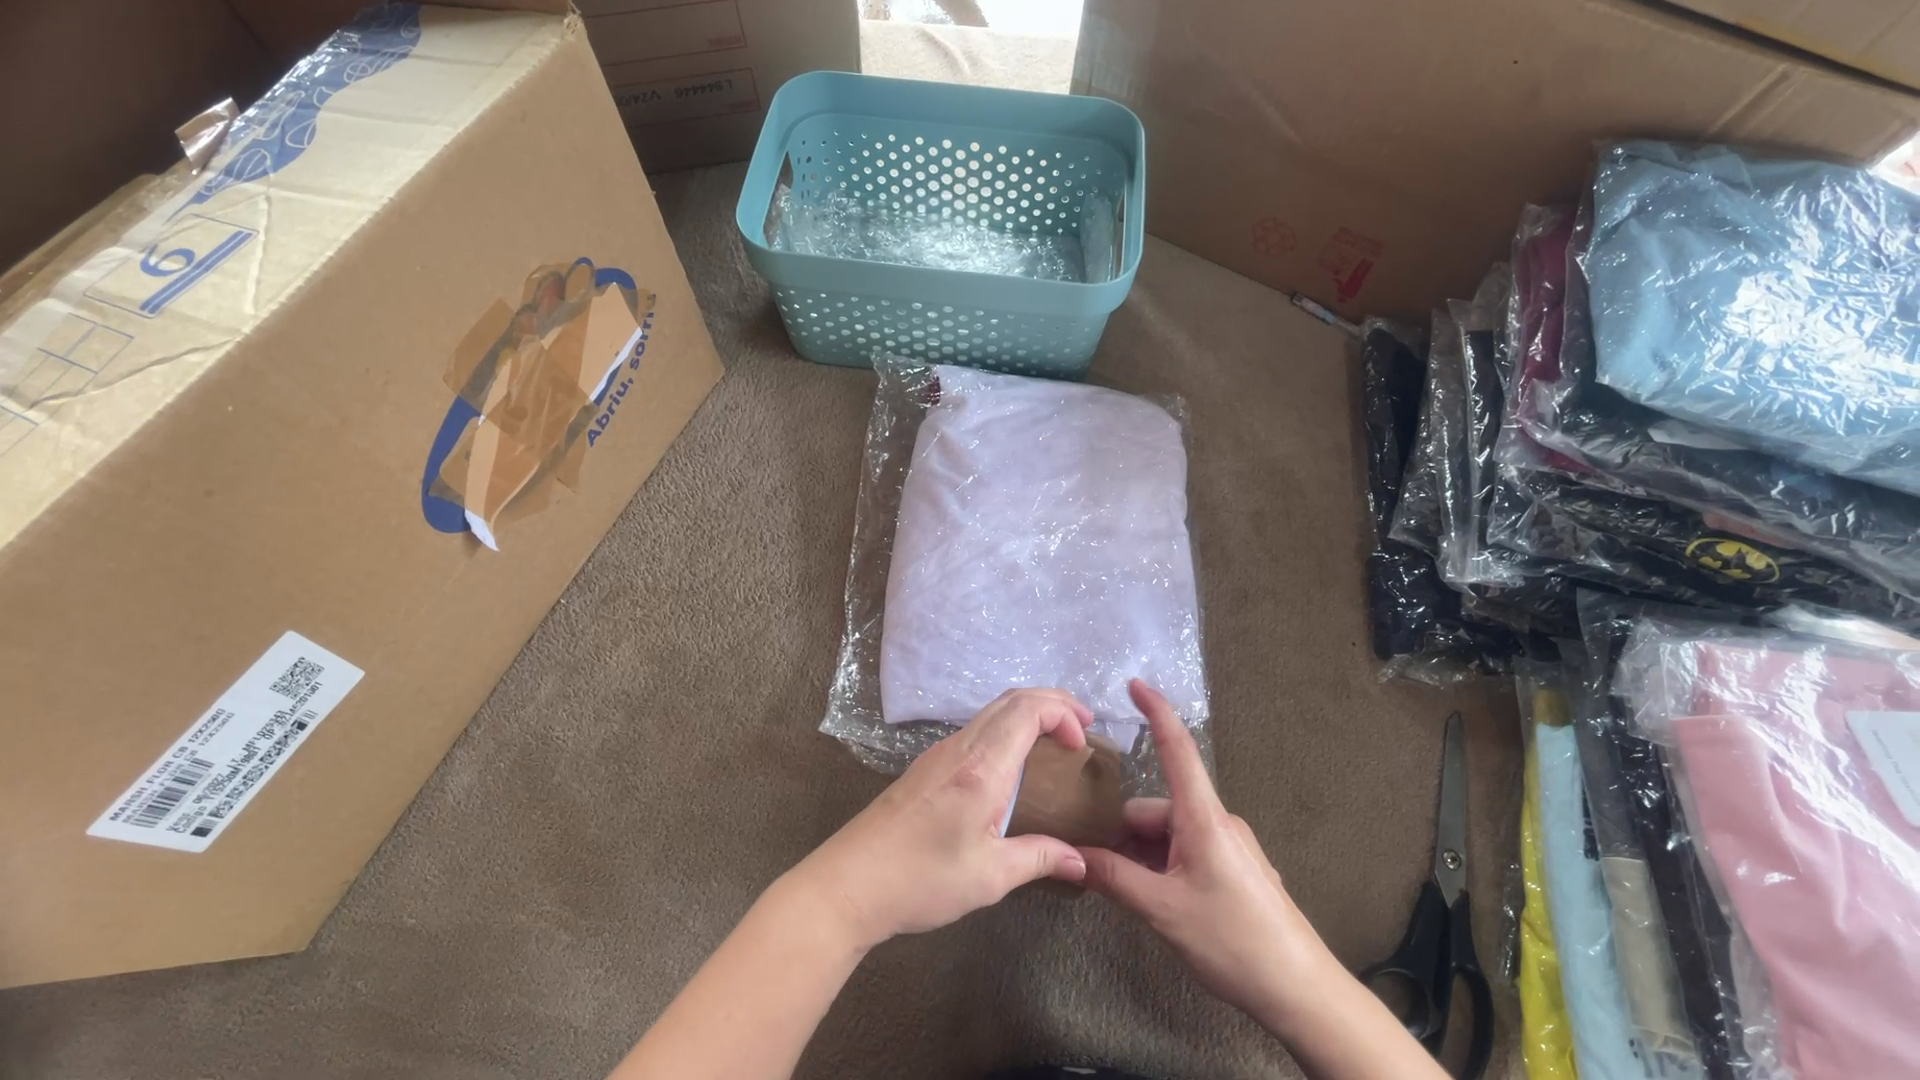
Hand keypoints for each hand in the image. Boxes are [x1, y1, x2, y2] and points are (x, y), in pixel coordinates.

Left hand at [788, 688, 1095, 950]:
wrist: (848, 884)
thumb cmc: (920, 880)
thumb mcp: (988, 876)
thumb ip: (1038, 859)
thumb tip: (1080, 861)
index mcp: (980, 767)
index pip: (1027, 709)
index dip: (1062, 712)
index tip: (1082, 743)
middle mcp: (959, 748)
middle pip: (1011, 700)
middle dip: (1053, 702)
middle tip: (1083, 728)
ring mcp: (938, 754)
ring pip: (991, 712)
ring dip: (1028, 715)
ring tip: (1057, 742)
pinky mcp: (926, 767)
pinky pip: (976, 730)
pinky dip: (1007, 730)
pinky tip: (1015, 764)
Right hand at [1079, 681, 1333, 1029]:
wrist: (1299, 990)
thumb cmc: (1233, 941)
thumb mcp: (1162, 910)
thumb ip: (1113, 878)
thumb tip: (1070, 856)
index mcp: (1203, 818)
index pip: (1177, 750)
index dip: (1156, 712)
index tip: (1135, 683)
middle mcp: (1217, 822)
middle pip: (1155, 811)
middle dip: (1123, 834)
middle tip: (1096, 872)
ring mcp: (1229, 847)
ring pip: (1168, 837)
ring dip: (1142, 857)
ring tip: (1128, 898)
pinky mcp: (1235, 870)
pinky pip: (1186, 854)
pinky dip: (1162, 868)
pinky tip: (1156, 903)